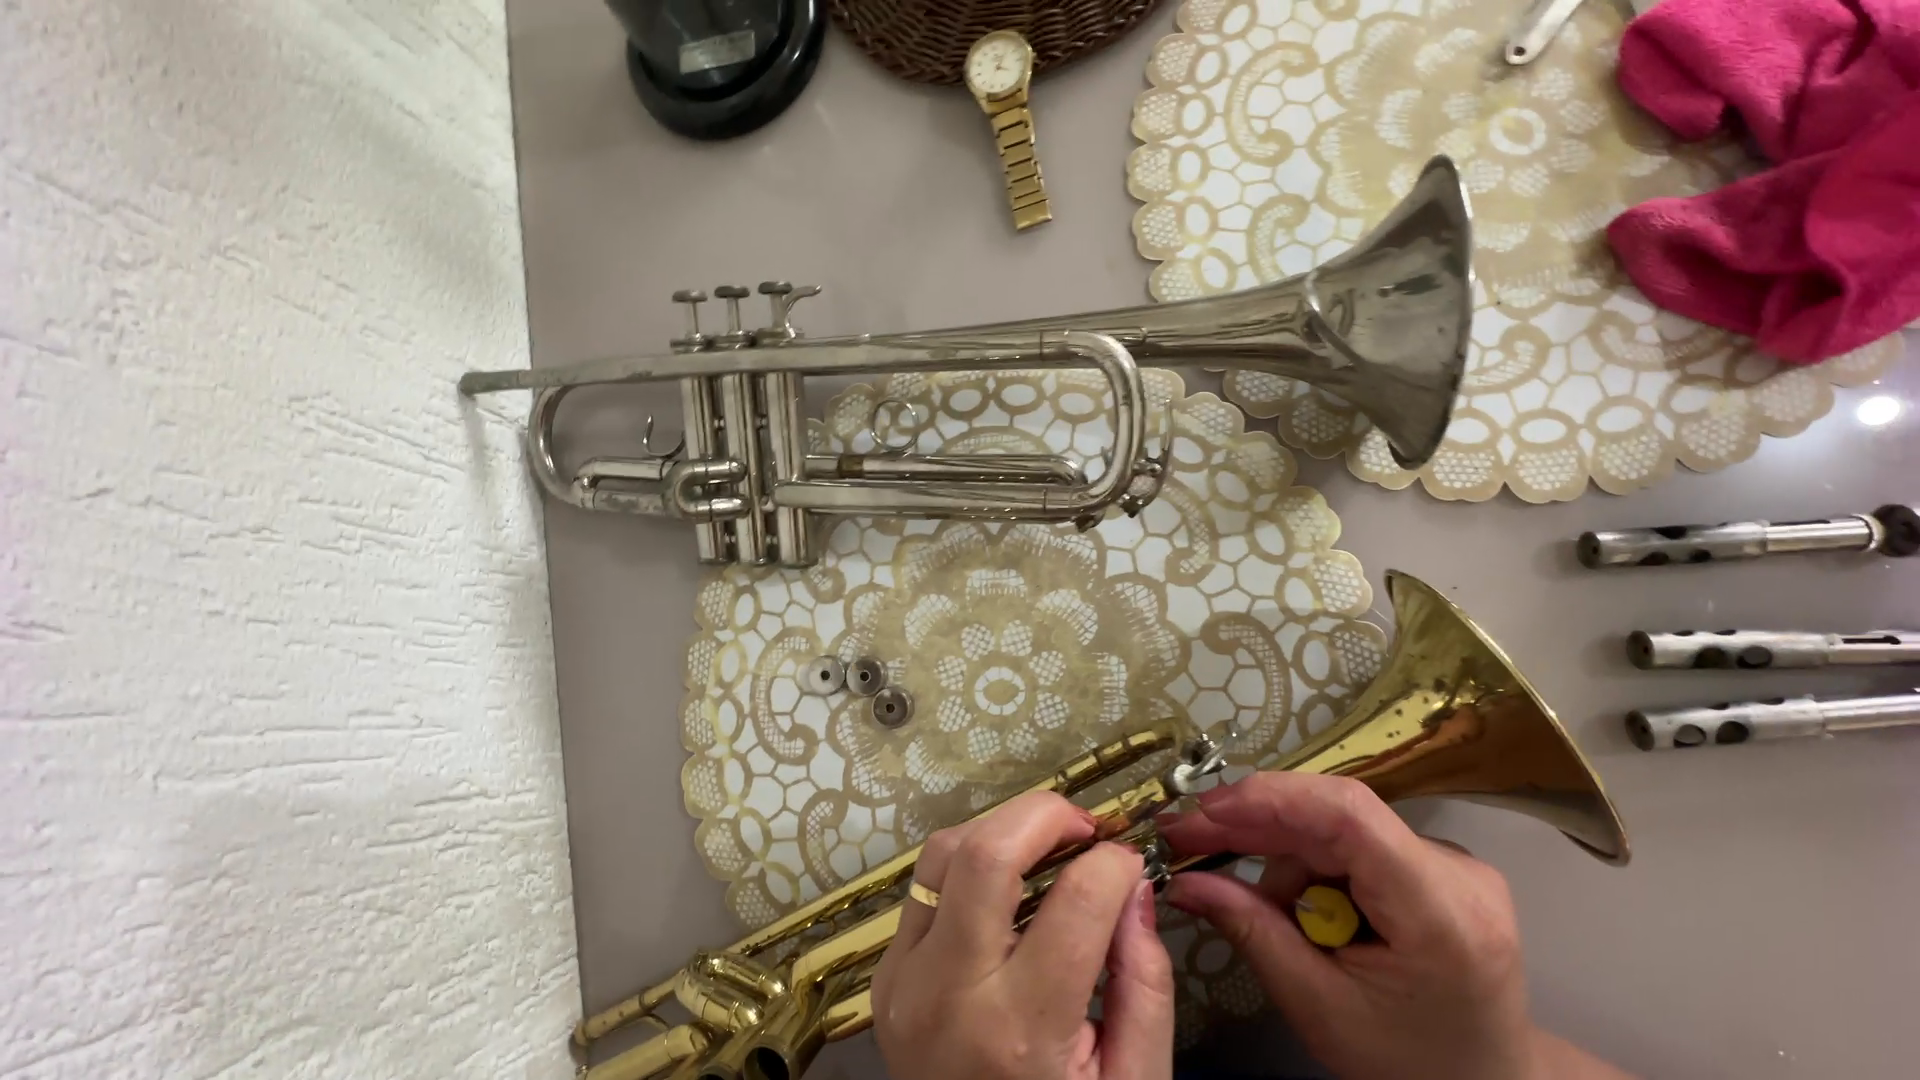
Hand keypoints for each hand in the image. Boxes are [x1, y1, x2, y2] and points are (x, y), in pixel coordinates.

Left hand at [871, 791, 1173, 1079]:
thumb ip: (1145, 982)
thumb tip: (1133, 885)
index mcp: (1020, 1030)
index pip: (1076, 901)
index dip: (1114, 863)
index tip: (1130, 863)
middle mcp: (949, 992)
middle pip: (985, 852)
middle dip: (1045, 815)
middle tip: (1085, 829)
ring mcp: (904, 979)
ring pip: (944, 852)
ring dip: (1001, 830)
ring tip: (1047, 848)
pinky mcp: (885, 973)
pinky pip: (924, 885)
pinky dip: (969, 863)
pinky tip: (1006, 883)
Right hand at [1162, 774, 1631, 1079]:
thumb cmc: (1404, 1062)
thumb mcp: (1318, 1008)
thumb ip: (1252, 932)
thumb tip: (1181, 881)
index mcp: (1441, 913)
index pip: (1351, 816)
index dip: (1271, 798)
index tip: (1204, 811)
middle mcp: (1454, 868)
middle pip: (1332, 815)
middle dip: (1253, 824)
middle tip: (1184, 837)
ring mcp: (1448, 859)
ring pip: (1332, 825)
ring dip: (1278, 852)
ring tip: (1257, 905)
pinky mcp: (1432, 861)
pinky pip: (1349, 840)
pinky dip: (1305, 862)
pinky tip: (1290, 901)